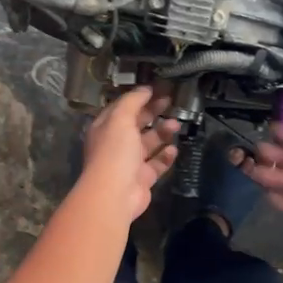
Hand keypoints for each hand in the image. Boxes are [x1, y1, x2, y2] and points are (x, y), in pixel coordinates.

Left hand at [77, 87, 179, 223]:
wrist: (115, 194)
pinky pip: (156, 164)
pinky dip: (165, 156)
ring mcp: (129, 162)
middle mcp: (116, 143)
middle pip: (137, 123)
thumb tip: (145, 89)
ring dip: (163, 132)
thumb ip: (133, 101)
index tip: (158, 88)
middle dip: (153, 112)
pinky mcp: (142, 178)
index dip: (139, 97)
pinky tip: (174, 149)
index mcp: (106, 127)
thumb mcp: (120, 119)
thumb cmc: (115, 152)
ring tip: (176, 125)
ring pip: (149, 143)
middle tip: (172, 101)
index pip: (123, 107)